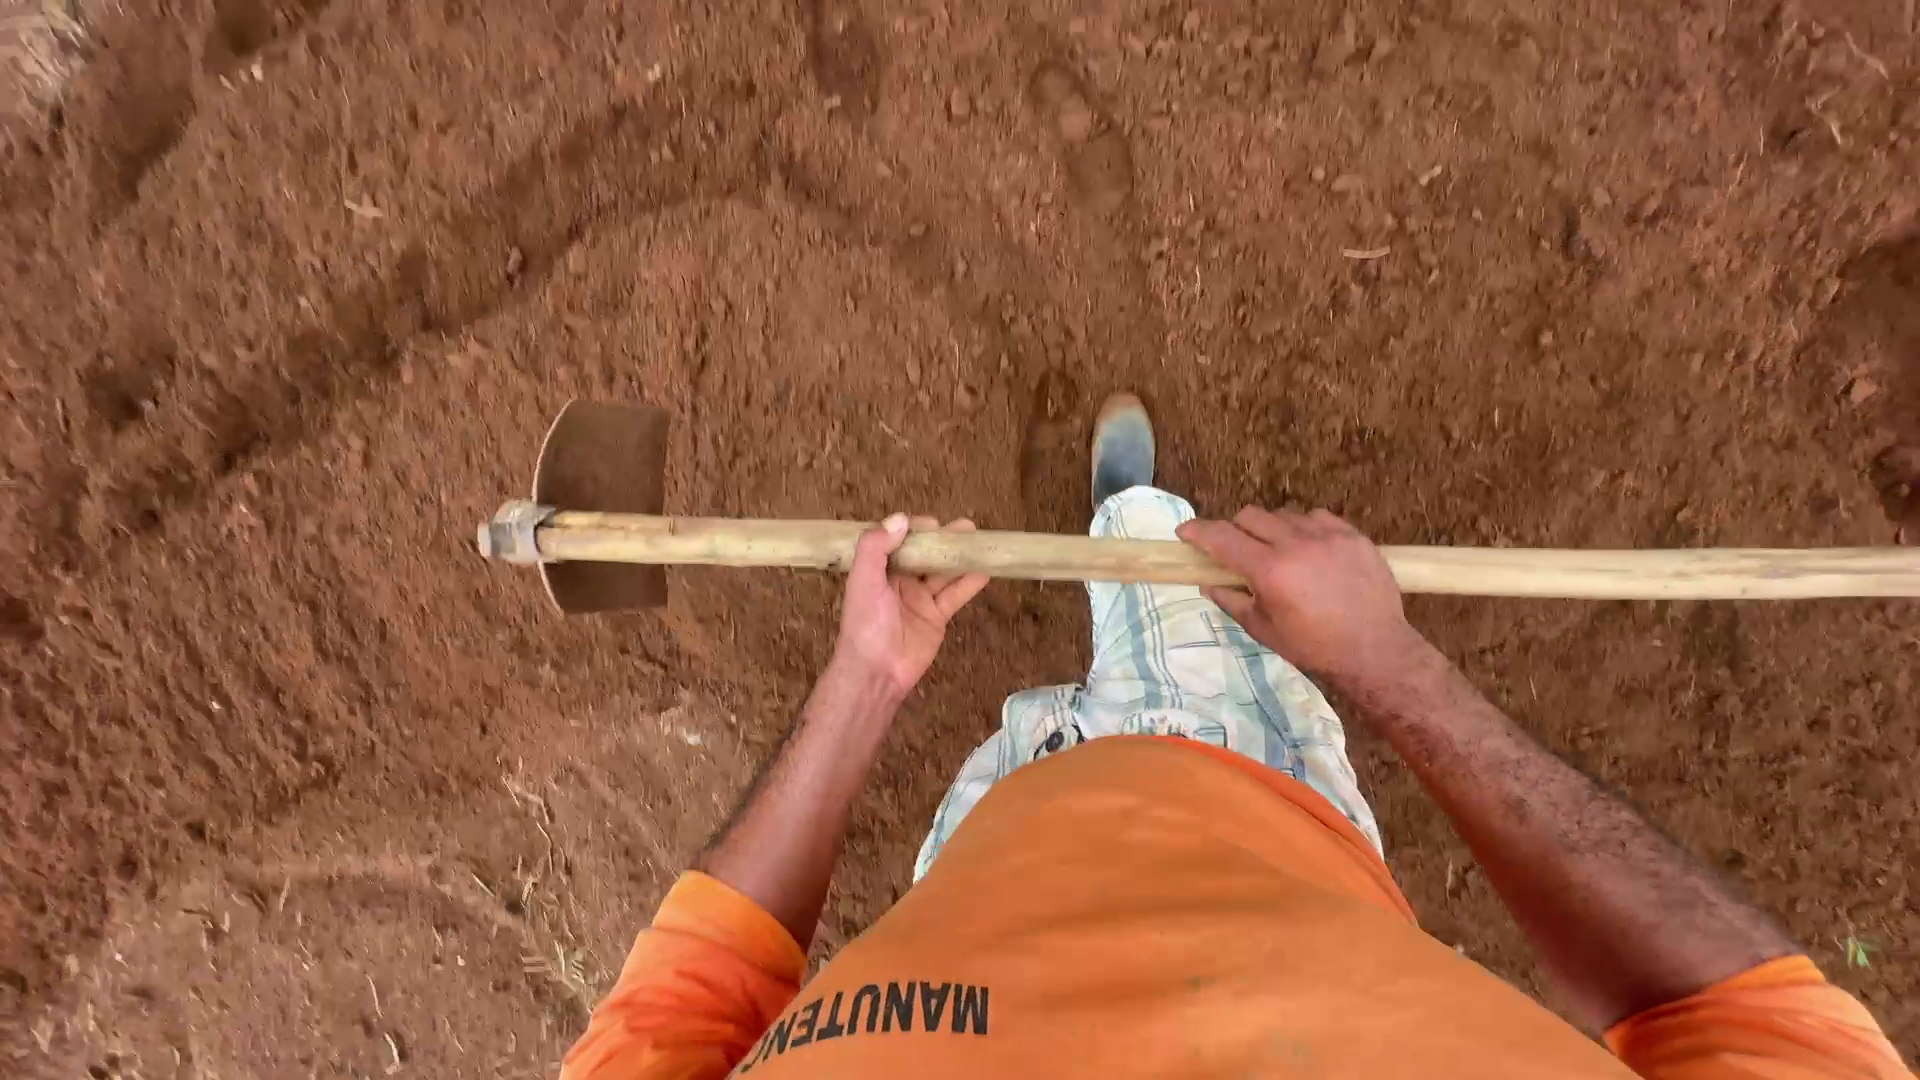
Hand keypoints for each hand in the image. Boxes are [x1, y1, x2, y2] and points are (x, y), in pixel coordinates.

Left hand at [830, 513, 990, 700]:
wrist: (875, 670)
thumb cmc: (865, 623)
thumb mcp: (863, 580)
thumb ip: (875, 547)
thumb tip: (901, 519)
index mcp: (879, 570)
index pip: (901, 541)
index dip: (917, 529)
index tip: (933, 524)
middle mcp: (900, 581)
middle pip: (927, 555)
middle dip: (945, 540)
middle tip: (968, 527)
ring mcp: (920, 599)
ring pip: (944, 573)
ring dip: (961, 557)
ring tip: (980, 541)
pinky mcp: (937, 617)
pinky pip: (956, 595)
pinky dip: (970, 582)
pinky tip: (985, 569)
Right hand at [1176, 508, 1426, 687]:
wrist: (1374, 649)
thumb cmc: (1311, 645)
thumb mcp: (1261, 628)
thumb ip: (1230, 600)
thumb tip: (1208, 582)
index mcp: (1269, 570)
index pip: (1221, 537)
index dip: (1197, 531)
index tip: (1184, 532)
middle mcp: (1295, 544)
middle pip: (1249, 516)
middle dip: (1235, 530)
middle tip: (1238, 551)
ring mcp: (1328, 536)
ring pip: (1283, 515)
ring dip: (1271, 529)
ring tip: (1279, 553)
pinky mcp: (1353, 536)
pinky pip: (1317, 517)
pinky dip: (1304, 528)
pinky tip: (1309, 550)